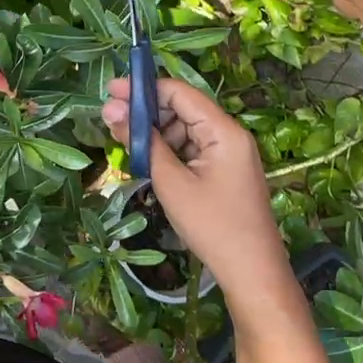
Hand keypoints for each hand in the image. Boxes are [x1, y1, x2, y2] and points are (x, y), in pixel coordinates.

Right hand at [102, 78, 290, 295]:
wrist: (252, 273)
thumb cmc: (212, 225)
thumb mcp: (170, 182)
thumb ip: (141, 141)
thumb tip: (110, 109)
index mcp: (223, 131)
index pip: (179, 92)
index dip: (143, 88)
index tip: (110, 90)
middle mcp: (229, 134)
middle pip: (182, 108)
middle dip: (146, 112)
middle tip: (111, 119)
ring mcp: (229, 153)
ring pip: (184, 128)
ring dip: (155, 132)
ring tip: (125, 144)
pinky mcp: (224, 170)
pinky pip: (192, 147)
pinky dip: (168, 150)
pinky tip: (147, 160)